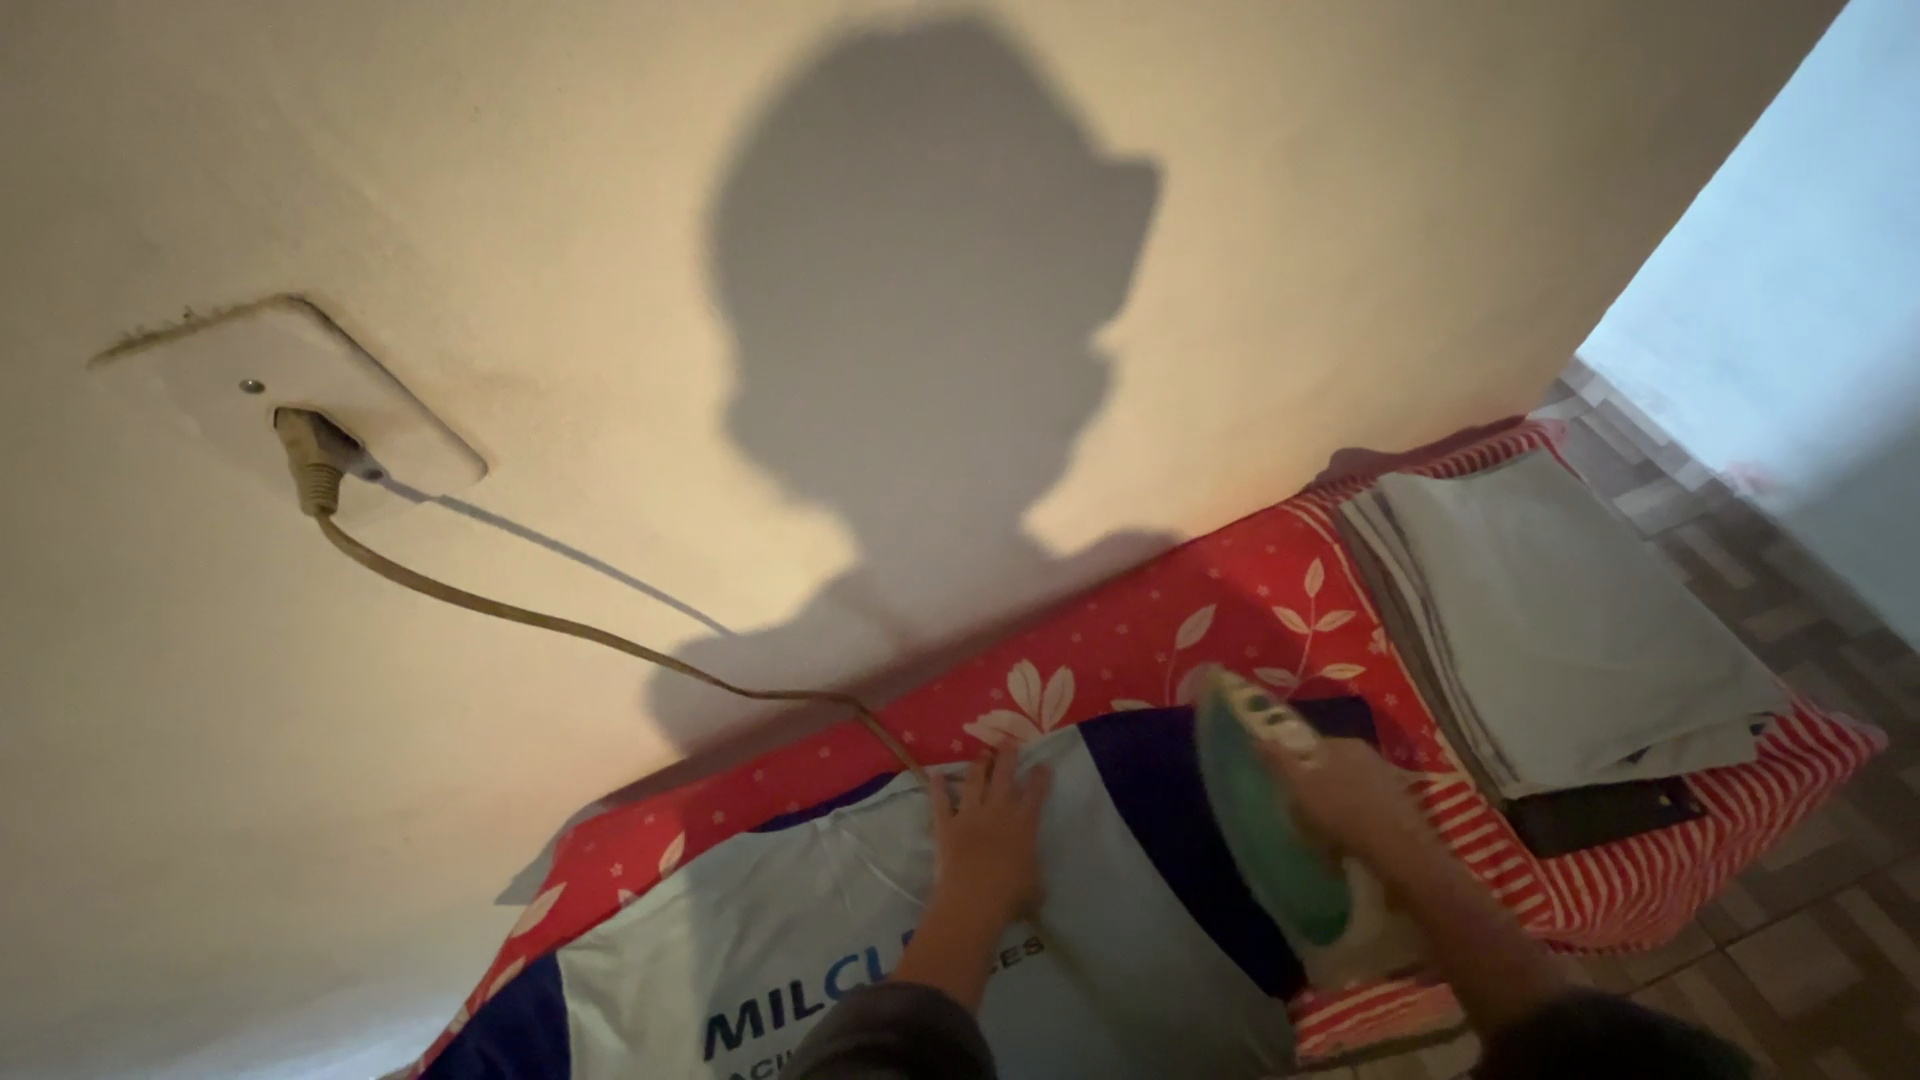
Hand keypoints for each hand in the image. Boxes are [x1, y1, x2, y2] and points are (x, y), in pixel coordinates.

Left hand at [930, 748, 1051, 923]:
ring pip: (974, 781)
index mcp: (1023, 824)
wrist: (972, 901)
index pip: (1035, 793)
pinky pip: (940, 801)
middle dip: (1008, 757)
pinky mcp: (946, 825)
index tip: (1043, 763)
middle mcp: (997, 811)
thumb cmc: (1010, 897)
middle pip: (1003, 776)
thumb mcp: (1036, 886)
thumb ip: (1033, 871)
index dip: (1040, 777)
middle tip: (1009, 742)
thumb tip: (1031, 871)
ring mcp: (969, 814)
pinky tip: (936, 773)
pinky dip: (938, 787)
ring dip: (979, 765)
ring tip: (983, 753)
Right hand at [1259, 726, 1441, 879]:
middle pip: (1329, 773)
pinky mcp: (1403, 813)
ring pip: (1348, 796)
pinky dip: (1354, 830)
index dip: (1294, 770)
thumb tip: (1256, 738)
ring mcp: (1390, 784)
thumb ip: (1278, 761)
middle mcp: (1371, 757)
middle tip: (1304, 822)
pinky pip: (1367, 816)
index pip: (1310, 749)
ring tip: (1325, 845)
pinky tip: (1348, 852)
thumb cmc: (1342, 813)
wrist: (1401, 854)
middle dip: (1315, 796)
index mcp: (1345, 745)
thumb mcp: (1300, 786)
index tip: (1288, 794)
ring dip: (1334, 817)